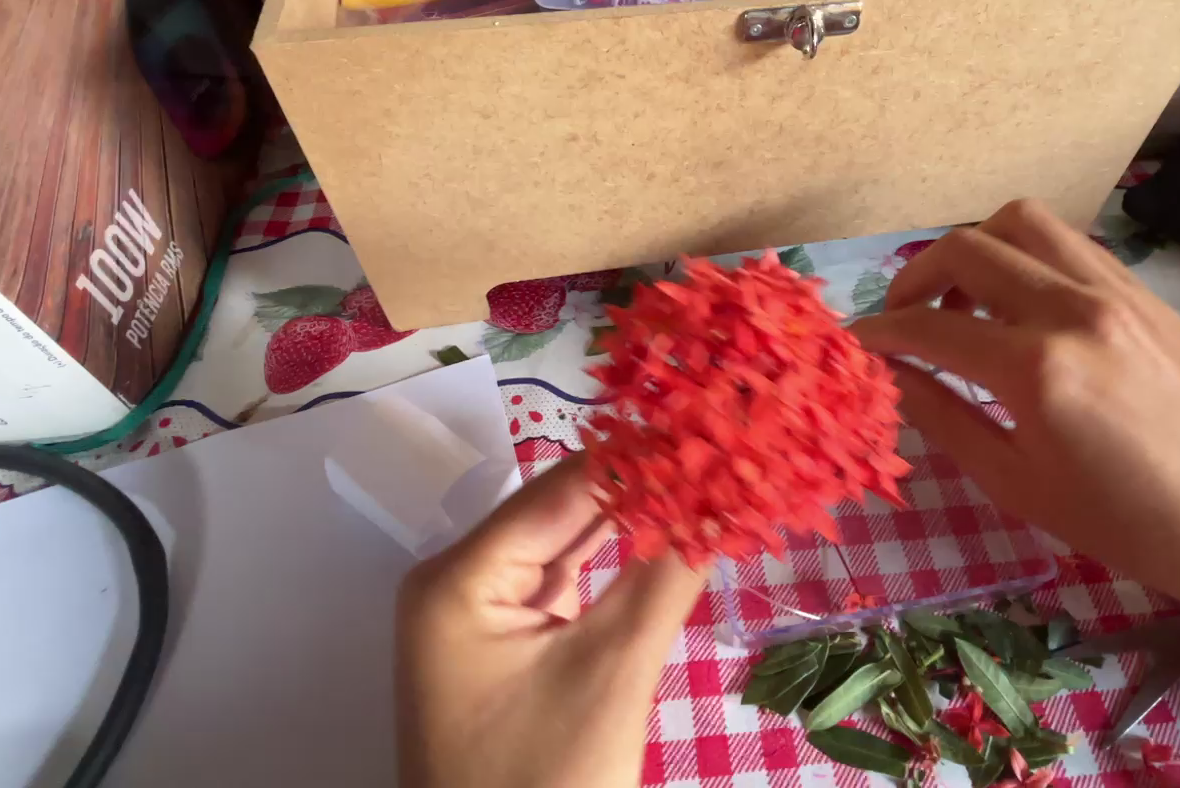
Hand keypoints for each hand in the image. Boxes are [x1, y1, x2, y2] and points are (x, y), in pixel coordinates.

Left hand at [394, 455, 707, 787]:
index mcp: (460, 577)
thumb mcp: (611, 674)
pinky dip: (617, 560)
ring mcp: (481, 610)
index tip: (700, 427)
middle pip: (562, 511)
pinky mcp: (508, 638)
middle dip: (639, 486)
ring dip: (633, 518)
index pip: (562, 490)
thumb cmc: (545, 786)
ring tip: (697, 477)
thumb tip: (720, 498)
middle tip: (709, 451)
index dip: (637, 458)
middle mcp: (461, 579)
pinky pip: (566, 579)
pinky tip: (665, 531)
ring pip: (568, 542)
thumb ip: (665, 576)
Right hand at [852, 202, 1179, 787]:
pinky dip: (1021, 256)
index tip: (855, 342)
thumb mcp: (1017, 484)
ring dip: (971, 251)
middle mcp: (1072, 307)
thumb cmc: (1132, 526)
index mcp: (1037, 367)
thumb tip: (891, 375)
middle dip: (913, 277)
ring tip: (962, 302)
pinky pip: (1063, 243)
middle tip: (902, 319)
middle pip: (965, 248)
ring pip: (1017, 223)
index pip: (928, 327)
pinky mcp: (1141, 290)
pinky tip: (1019, 306)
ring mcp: (1114, 288)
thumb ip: (942, 417)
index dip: (879, 332)